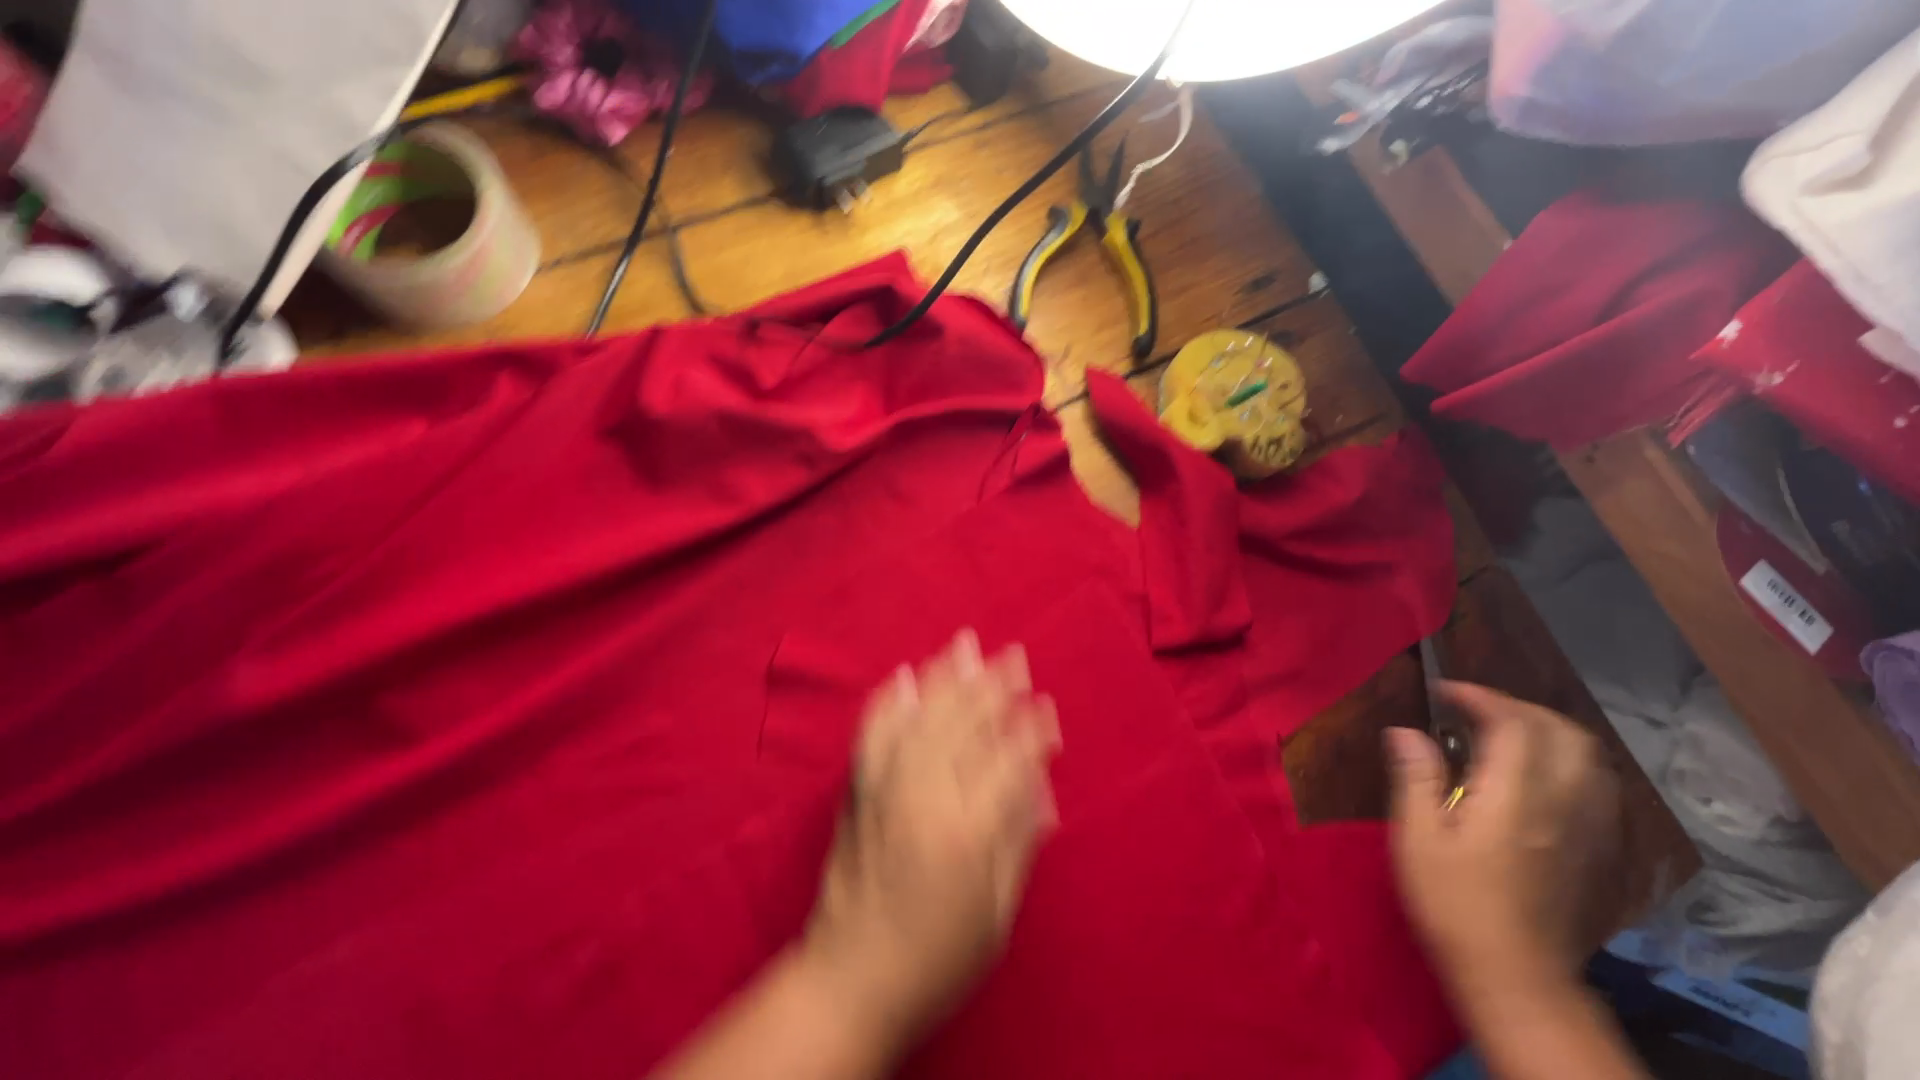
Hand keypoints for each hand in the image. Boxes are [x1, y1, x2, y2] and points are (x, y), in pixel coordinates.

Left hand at [803, 630, 1061, 1044]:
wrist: (849, 983)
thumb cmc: (936, 962)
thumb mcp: (996, 914)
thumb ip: (1017, 843)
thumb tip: (1038, 787)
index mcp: (967, 832)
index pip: (1008, 762)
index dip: (1030, 732)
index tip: (1046, 707)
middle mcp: (923, 799)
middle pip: (962, 726)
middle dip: (991, 686)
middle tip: (1013, 654)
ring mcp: (883, 792)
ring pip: (919, 720)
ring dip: (944, 680)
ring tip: (965, 645)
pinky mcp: (855, 796)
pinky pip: (872, 736)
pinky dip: (889, 703)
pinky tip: (902, 678)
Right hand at [1386, 681, 1619, 1005]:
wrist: (1516, 976)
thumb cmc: (1454, 905)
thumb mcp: (1418, 841)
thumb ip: (1417, 778)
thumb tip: (1404, 731)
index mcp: (1516, 795)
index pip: (1513, 722)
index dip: (1480, 696)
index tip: (1446, 692)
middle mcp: (1563, 801)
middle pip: (1561, 730)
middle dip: (1518, 708)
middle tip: (1476, 712)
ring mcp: (1589, 825)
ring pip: (1589, 755)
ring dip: (1549, 731)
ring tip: (1508, 737)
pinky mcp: (1599, 848)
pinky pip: (1598, 785)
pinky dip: (1569, 762)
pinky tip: (1540, 778)